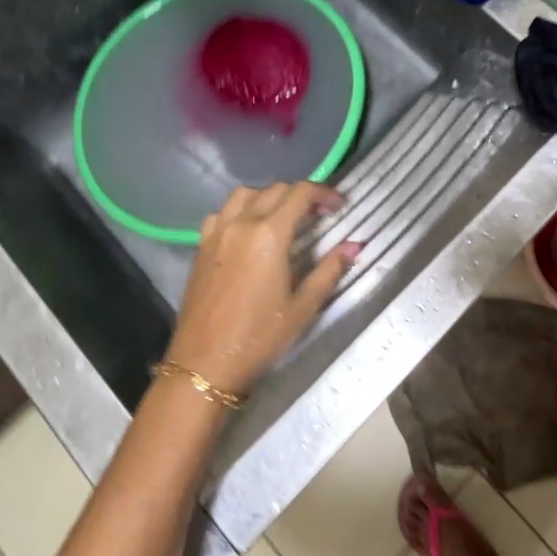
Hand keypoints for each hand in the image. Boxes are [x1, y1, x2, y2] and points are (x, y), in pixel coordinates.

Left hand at [166, 183, 354, 396]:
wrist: (204, 365)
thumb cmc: (258, 338)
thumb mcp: (303, 307)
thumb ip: (329, 271)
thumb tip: (354, 246)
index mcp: (269, 235)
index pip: (300, 193)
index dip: (323, 193)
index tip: (339, 206)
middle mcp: (241, 224)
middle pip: (275, 190)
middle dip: (301, 195)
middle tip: (319, 214)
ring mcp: (217, 234)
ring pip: (245, 195)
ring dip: (269, 197)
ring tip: (283, 216)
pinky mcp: (201, 248)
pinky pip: (222, 213)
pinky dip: (240, 211)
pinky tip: (248, 231)